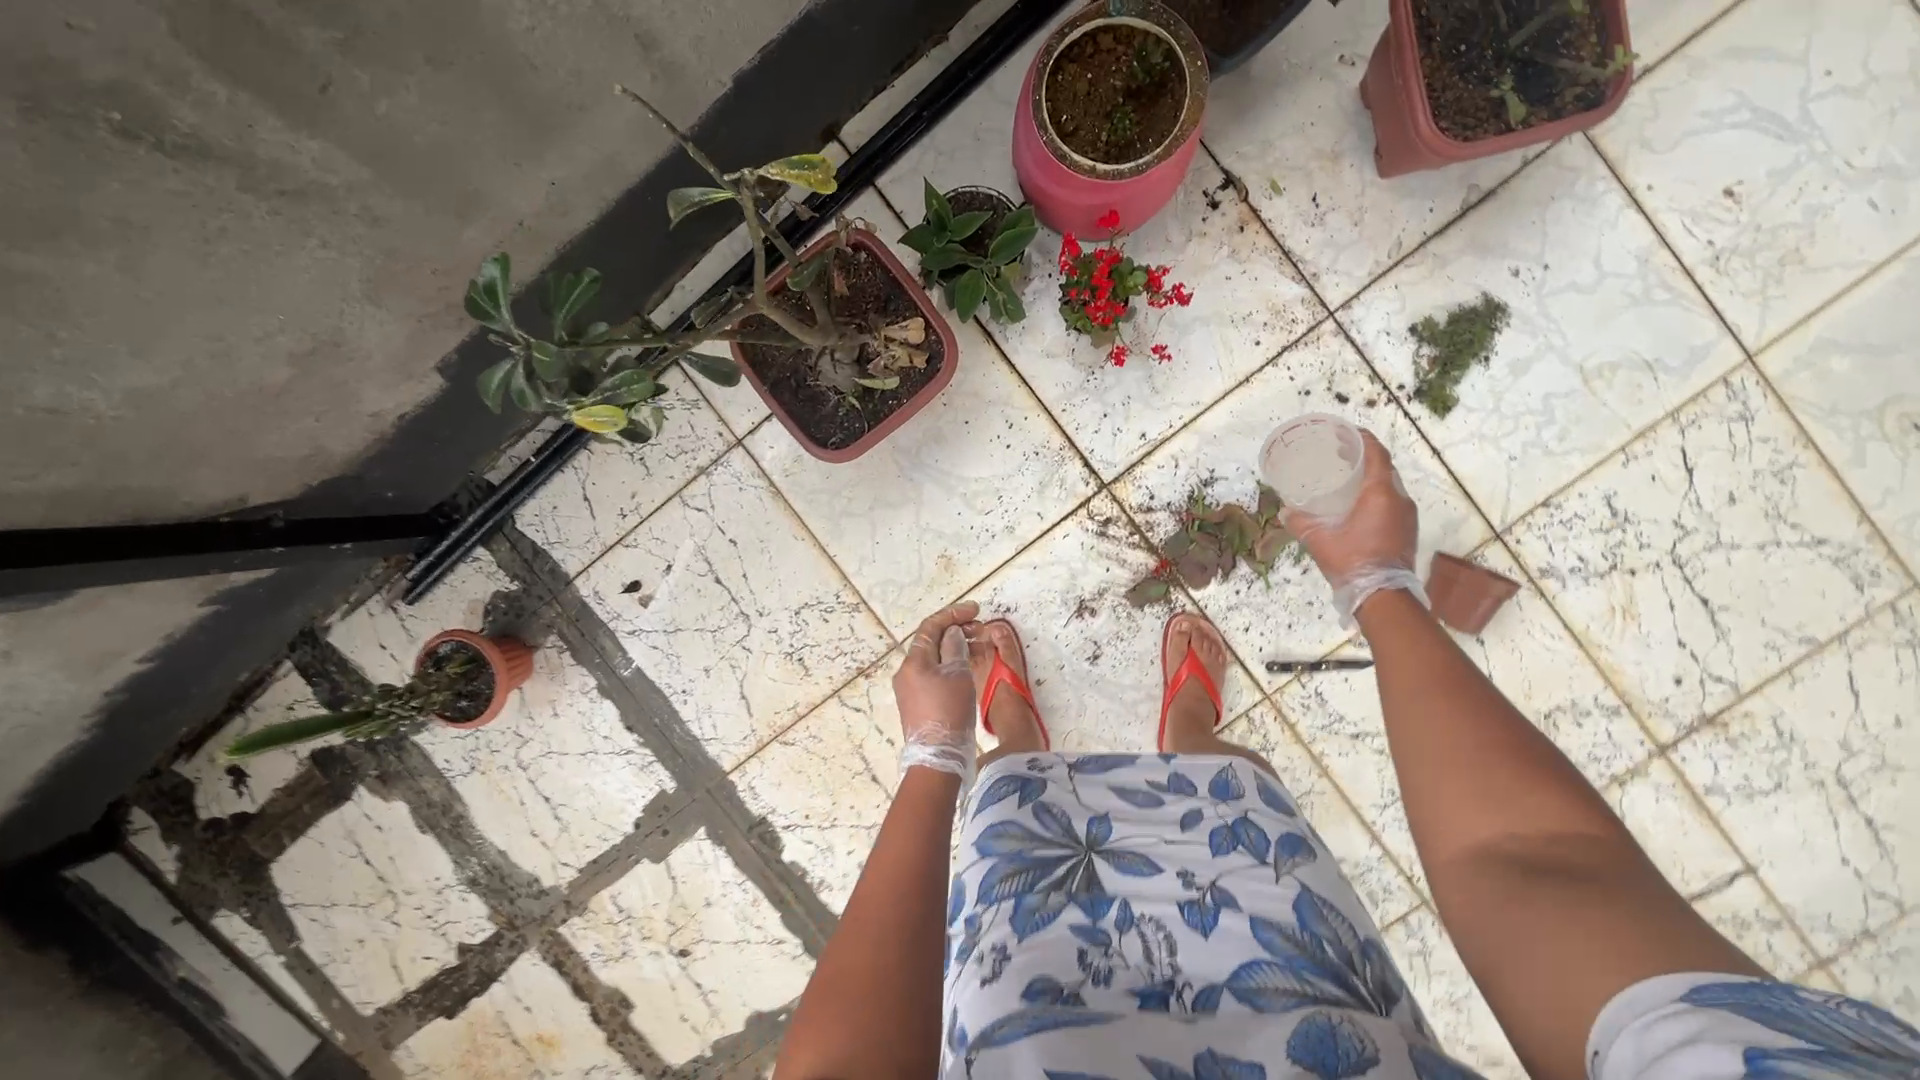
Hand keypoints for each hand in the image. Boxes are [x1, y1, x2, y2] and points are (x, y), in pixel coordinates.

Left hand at [892, 601, 979, 778]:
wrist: (938, 757)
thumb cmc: (949, 711)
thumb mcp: (957, 675)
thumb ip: (955, 648)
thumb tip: (952, 633)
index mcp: (913, 662)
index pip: (931, 627)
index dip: (954, 614)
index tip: (976, 610)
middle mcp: (907, 673)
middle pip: (932, 642)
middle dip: (956, 631)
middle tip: (981, 630)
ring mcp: (911, 690)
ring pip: (935, 660)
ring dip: (956, 649)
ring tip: (980, 649)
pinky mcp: (918, 704)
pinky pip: (935, 675)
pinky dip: (951, 666)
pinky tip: (968, 669)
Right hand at [1283, 431, 1424, 624]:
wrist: (1384, 596)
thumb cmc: (1353, 562)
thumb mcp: (1320, 540)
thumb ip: (1301, 523)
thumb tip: (1285, 512)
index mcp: (1381, 495)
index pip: (1377, 455)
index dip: (1364, 439)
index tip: (1347, 432)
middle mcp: (1400, 500)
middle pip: (1385, 469)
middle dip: (1365, 458)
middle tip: (1341, 455)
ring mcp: (1407, 517)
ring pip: (1390, 487)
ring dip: (1372, 479)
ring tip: (1348, 479)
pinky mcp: (1408, 531)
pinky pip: (1393, 503)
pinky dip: (1377, 496)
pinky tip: (1359, 505)